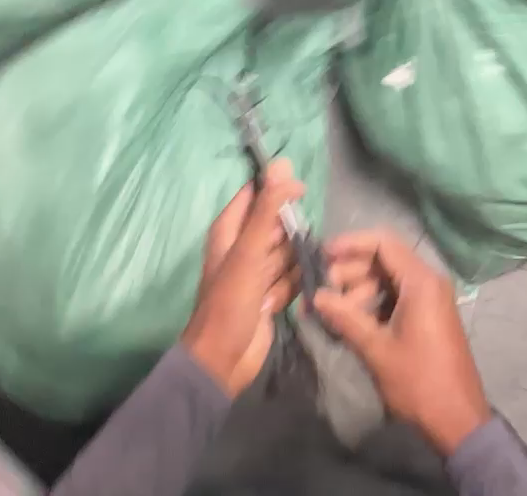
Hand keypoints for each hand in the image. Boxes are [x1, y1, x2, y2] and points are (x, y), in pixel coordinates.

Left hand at [180, 160, 304, 396]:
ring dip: (294, 262)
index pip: (257, 194)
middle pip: (278, 224)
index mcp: (230, 230)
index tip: (302, 189)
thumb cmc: (230, 301)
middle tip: (291, 247)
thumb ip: (267, 209)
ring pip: (289, 251)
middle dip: (291, 233)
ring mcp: (259, 271)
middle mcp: (244, 246)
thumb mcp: (249, 251)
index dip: (278, 188)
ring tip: (285, 278)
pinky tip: (286, 296)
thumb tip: (282, 165)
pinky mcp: (273, 293)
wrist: (224, 361)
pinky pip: (293, 276)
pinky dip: (293, 284)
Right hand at [311, 230, 491, 454]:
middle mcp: (428, 281)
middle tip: (322, 291)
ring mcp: (430, 298)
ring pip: (388, 280)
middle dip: (351, 271)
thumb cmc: (418, 381)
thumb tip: (315, 296)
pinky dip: (373, 303)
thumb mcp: (377, 348)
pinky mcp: (428, 315)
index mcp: (421, 281)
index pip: (383, 243)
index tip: (323, 255)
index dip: (351, 244)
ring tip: (332, 310)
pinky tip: (351, 320)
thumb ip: (345, 317)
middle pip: (384, 260)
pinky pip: (397, 296)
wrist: (457, 420)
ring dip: (359, 290)